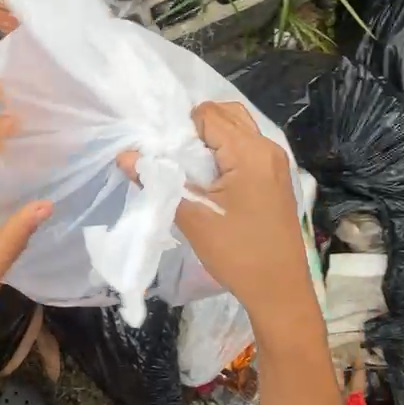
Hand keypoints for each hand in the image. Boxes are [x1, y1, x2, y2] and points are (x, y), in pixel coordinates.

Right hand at [121, 102, 318, 338]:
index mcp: (249, 153)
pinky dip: (226, 151)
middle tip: (177, 158)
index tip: (168, 155)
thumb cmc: (237, 253)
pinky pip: (247, 147)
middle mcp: (267, 149)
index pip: (208, 115)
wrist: (279, 290)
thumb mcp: (193, 217)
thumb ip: (157, 181)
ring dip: (211, 139)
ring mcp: (276, 163)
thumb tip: (123, 157)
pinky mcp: (277, 177)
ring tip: (190, 169)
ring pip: (238, 129)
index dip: (182, 130)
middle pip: (226, 114)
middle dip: (196, 128)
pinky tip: (210, 180)